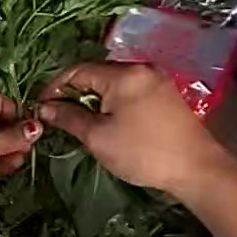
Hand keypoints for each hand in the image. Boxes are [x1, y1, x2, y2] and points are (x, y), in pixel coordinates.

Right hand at [38, 62, 236, 196]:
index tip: (40, 105)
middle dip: (74, 92)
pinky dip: (113, 101)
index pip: (78, 71)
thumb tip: (44, 107)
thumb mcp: (99, 137)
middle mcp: (141, 68)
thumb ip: (69, 118)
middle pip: (97, 73)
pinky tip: (107, 120)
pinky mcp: (166, 94)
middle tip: (57, 114)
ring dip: (94, 97)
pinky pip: (130, 90)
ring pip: (114, 82)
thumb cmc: (143, 152)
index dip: (55, 87)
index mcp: (123, 74)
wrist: (196, 168)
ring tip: (79, 119)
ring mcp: (157, 80)